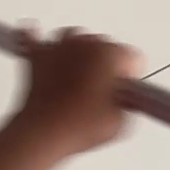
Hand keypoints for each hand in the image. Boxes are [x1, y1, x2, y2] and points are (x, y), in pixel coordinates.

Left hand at [6, 28, 142, 159]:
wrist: (43, 132)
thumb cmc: (79, 125)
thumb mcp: (121, 121)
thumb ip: (128, 101)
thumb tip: (124, 97)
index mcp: (109, 54)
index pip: (132, 56)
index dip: (130, 76)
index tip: (124, 89)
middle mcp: (84, 42)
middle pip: (104, 45)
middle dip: (106, 64)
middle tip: (102, 91)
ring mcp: (58, 46)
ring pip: (75, 38)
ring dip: (80, 53)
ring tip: (79, 76)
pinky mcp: (36, 54)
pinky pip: (36, 37)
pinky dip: (39, 39)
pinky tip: (39, 37)